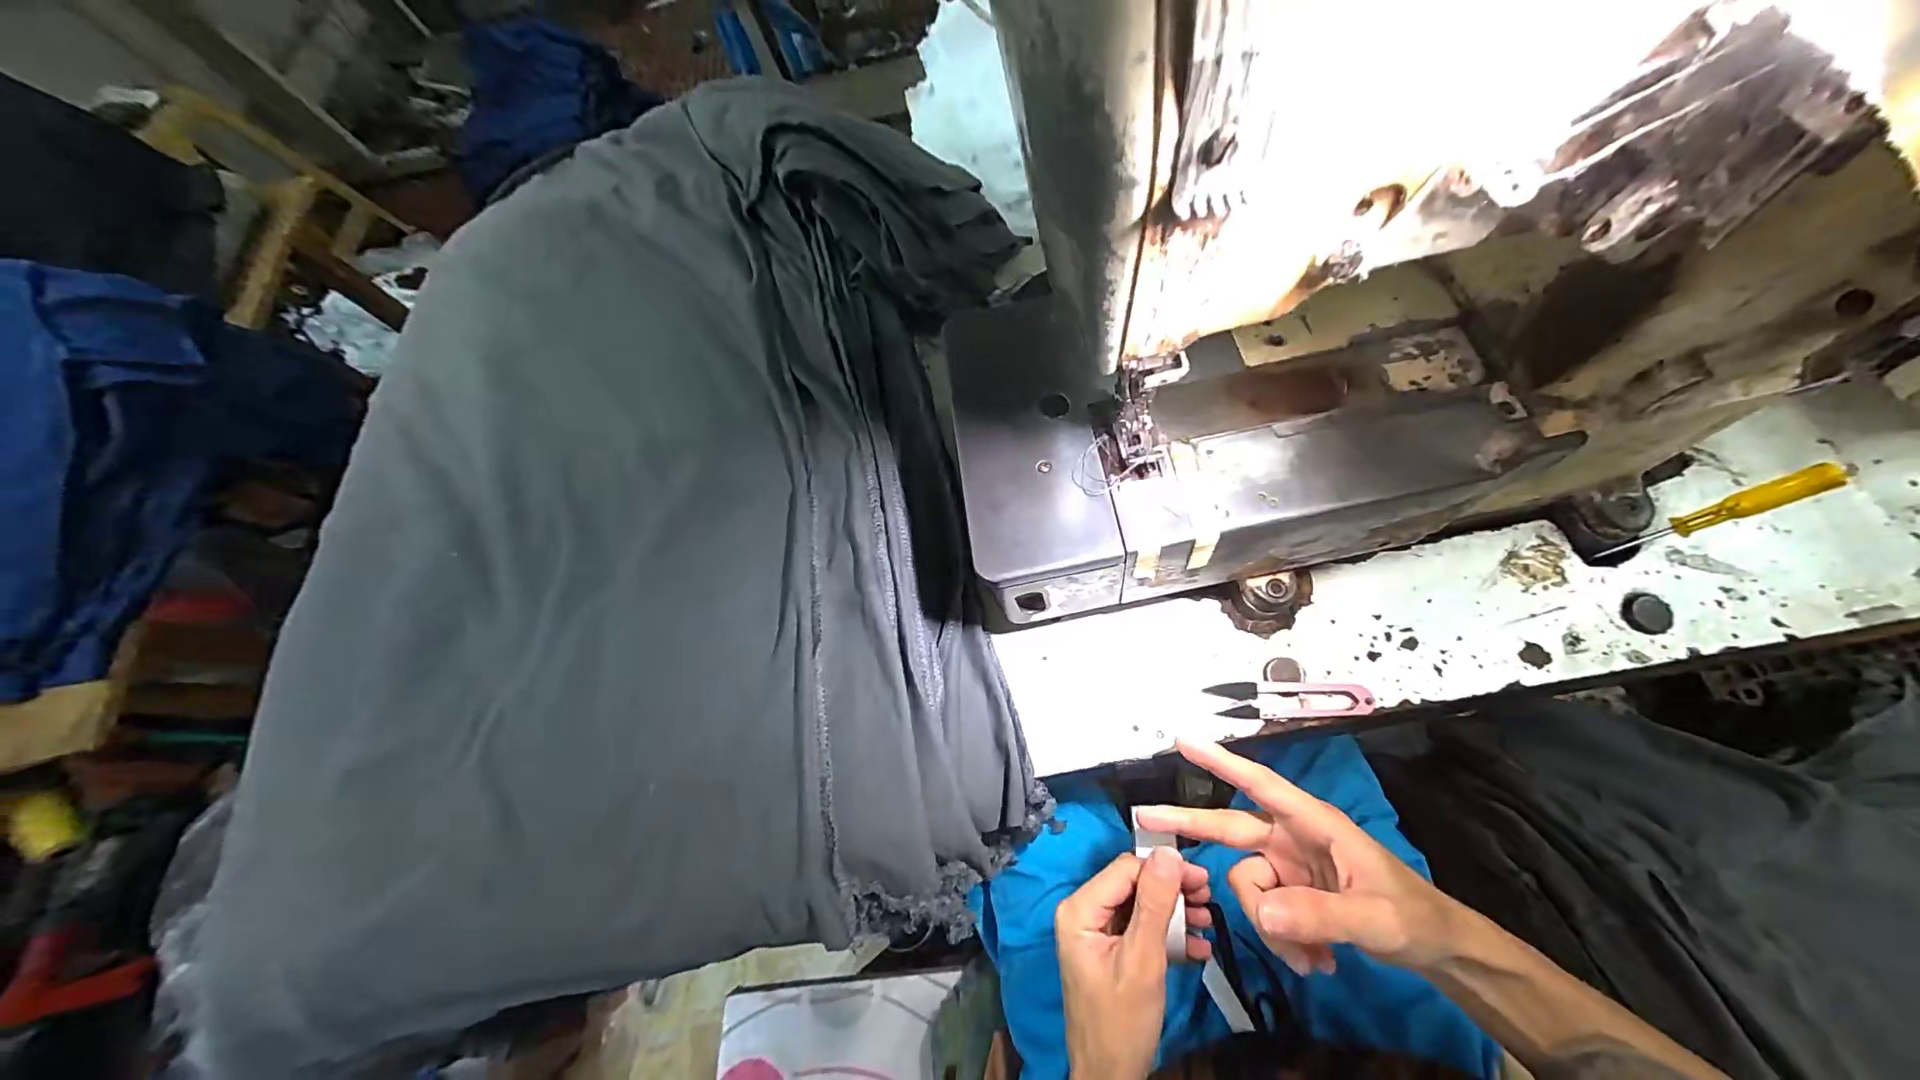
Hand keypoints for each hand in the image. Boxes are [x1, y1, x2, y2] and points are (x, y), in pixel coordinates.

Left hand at [1055, 848, 1213, 1079]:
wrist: (1110, 1078)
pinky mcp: (1110, 951)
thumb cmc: (1122, 1021)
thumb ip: (1155, 904)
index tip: (1201, 878)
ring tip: (1208, 919)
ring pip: (1140, 906)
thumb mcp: (1143, 960)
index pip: (1124, 870)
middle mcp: (1083, 912)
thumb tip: (1168, 853)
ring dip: (1175, 912)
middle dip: (1172, 890)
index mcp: (1079, 909)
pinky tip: (1197, 946)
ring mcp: (1096, 932)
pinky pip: (1140, 929)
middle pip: (1132, 885)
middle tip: (1208, 897)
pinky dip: (1167, 934)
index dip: (1162, 869)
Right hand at [1133, 738, 1462, 976]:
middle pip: (1229, 828)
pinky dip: (1281, 939)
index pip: (1258, 784)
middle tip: (1145, 819)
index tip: (1183, 742)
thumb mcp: (1375, 918)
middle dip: (1189, 825)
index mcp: (1312, 822)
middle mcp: (1291, 837)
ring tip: (1309, 958)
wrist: (1437, 949)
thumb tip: (1260, 910)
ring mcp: (1287, 866)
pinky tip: (1314, 959)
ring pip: (1246, 886)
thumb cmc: (1414, 916)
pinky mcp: (1289, 894)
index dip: (1219, 762)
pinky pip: (1262, 912)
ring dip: (1270, 927)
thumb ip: (1319, 914)